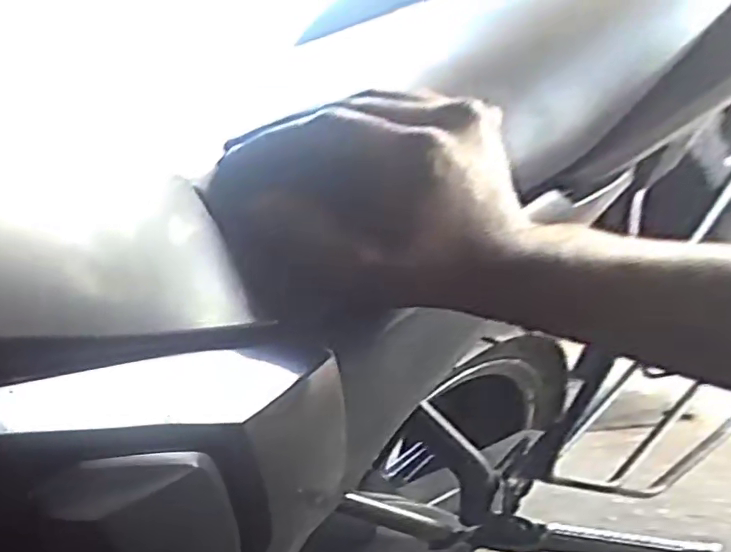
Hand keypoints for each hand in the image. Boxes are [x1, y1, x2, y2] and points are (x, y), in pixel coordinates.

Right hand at [205, 89, 532, 313]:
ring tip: (273, 140)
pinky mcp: (463, 114)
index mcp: (410, 154)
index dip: (271, 143)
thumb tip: (254, 205)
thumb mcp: (353, 268)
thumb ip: (302, 234)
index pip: (324, 129)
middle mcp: (440, 119)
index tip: (234, 159)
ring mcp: (457, 111)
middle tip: (241, 148)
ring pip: (370, 100)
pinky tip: (323, 134)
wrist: (496, 262)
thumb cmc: (421, 274)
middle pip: (344, 107)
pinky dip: (352, 116)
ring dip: (314, 118)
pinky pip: (397, 102)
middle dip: (285, 129)